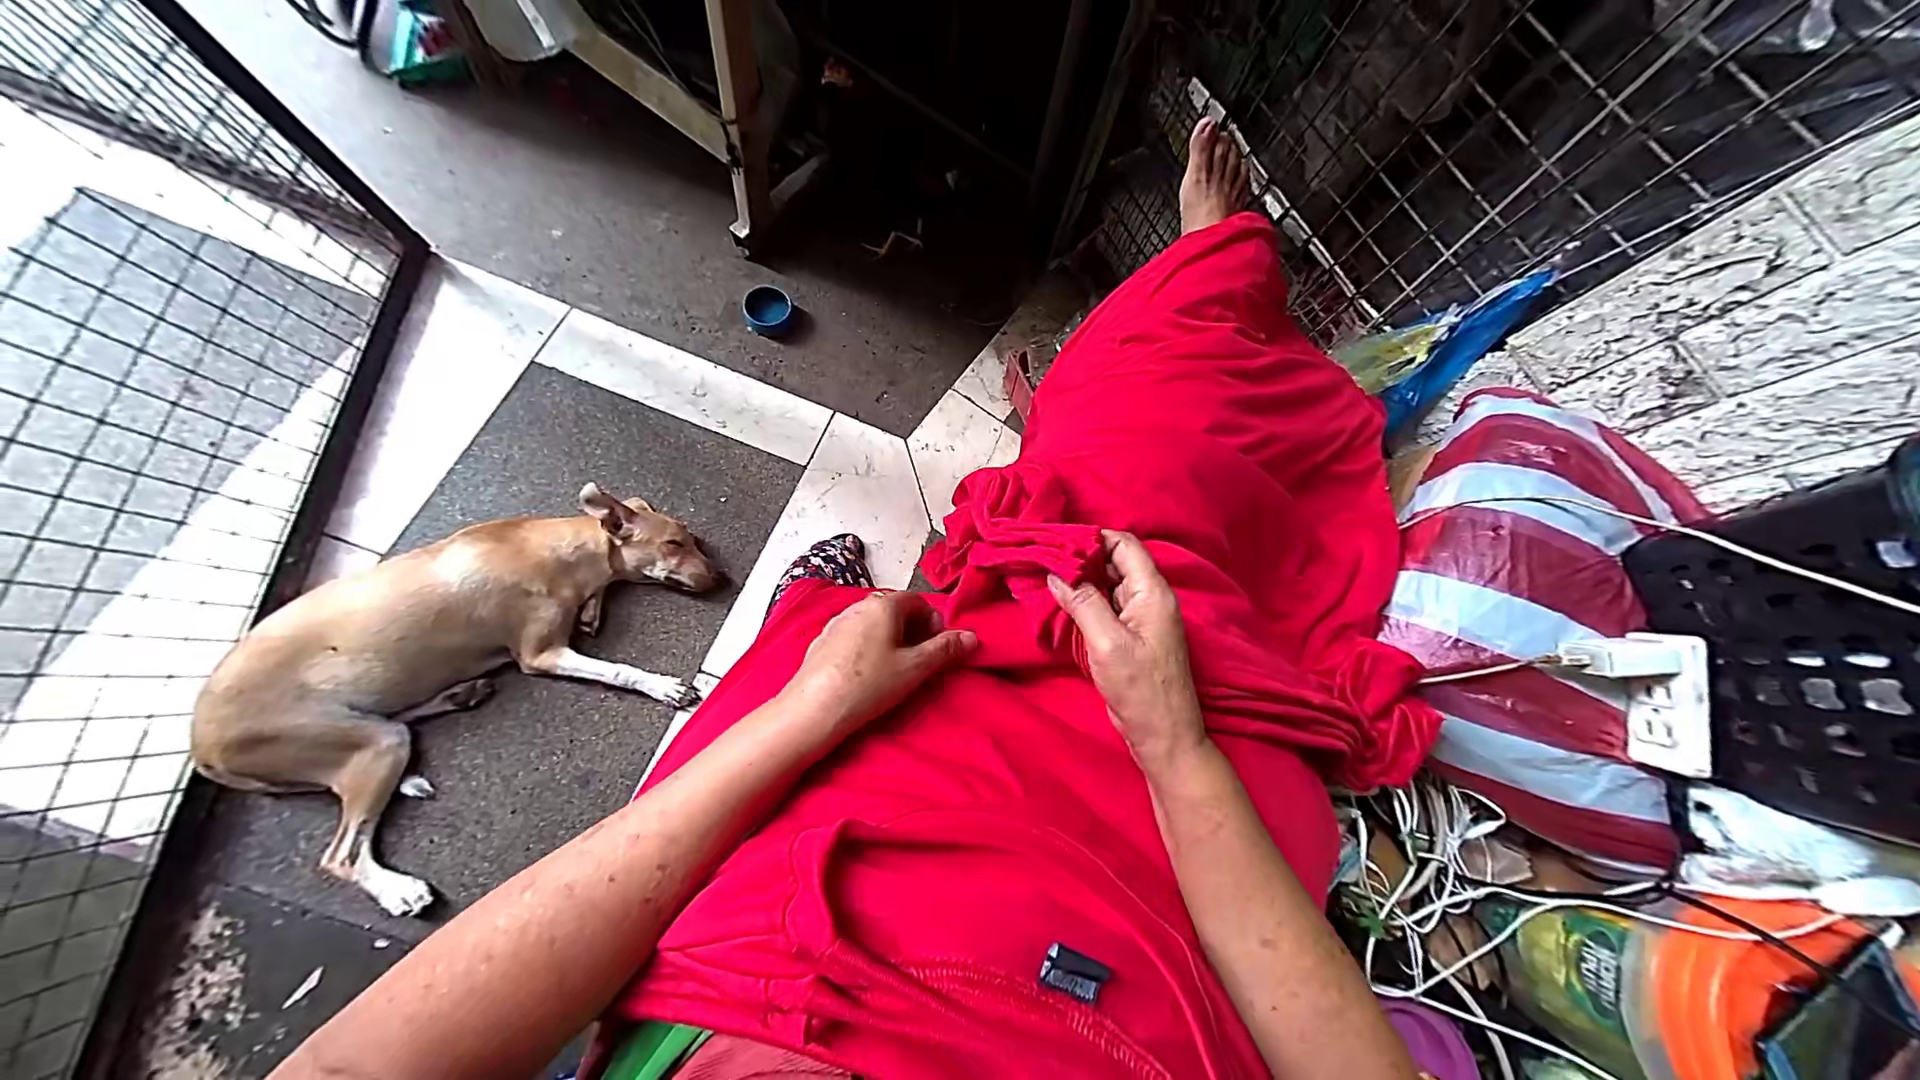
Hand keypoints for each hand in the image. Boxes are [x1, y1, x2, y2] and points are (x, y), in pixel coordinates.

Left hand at [779, 591, 977, 739]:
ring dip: (890, 640)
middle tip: (921, 660)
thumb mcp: (915, 668)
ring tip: (895, 670)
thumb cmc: (868, 685)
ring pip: (874, 624)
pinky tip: (868, 676)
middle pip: (895, 610)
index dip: (934, 622)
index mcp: (883, 605)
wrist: (813, 710)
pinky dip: (868, 649)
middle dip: (913, 631)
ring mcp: (836, 623)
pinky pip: (854, 637)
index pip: (918, 601)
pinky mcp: (822, 643)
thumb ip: (945, 650)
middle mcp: (858, 606)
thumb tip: (970, 637)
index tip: (938, 647)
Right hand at [1048, 531, 1207, 775]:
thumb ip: (1082, 602)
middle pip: (1114, 562)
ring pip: (1107, 583)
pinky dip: (1083, 600)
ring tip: (1044, 573)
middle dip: (1080, 556)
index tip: (1056, 539)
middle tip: (1042, 554)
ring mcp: (1139, 618)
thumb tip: (1055, 572)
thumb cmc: (1141, 689)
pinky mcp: (1129, 635)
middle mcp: (1148, 598)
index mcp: (1152, 592)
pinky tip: (1059, 601)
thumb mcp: (1107, 643)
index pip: (1124, 545)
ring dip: (1079, 578)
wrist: (1163, 735)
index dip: (1092, 537)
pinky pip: (1105, 606)